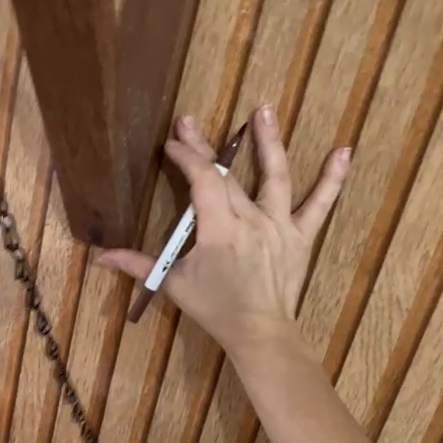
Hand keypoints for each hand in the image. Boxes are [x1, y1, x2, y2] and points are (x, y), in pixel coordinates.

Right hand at [98, 106, 350, 356]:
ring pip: (276, 177)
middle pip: (228, 175)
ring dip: (269, 142)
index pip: (203, 183)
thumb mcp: (174, 285)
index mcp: (220, 231)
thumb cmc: (215, 309)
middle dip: (205, 147)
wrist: (260, 332)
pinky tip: (344, 151)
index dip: (187, 159)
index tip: (171, 143)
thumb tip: (98, 258)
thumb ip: (138, 265)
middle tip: (189, 119)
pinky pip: (319, 205)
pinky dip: (333, 179)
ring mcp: (280, 226)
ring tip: (266, 109)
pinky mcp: (301, 235)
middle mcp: (252, 221)